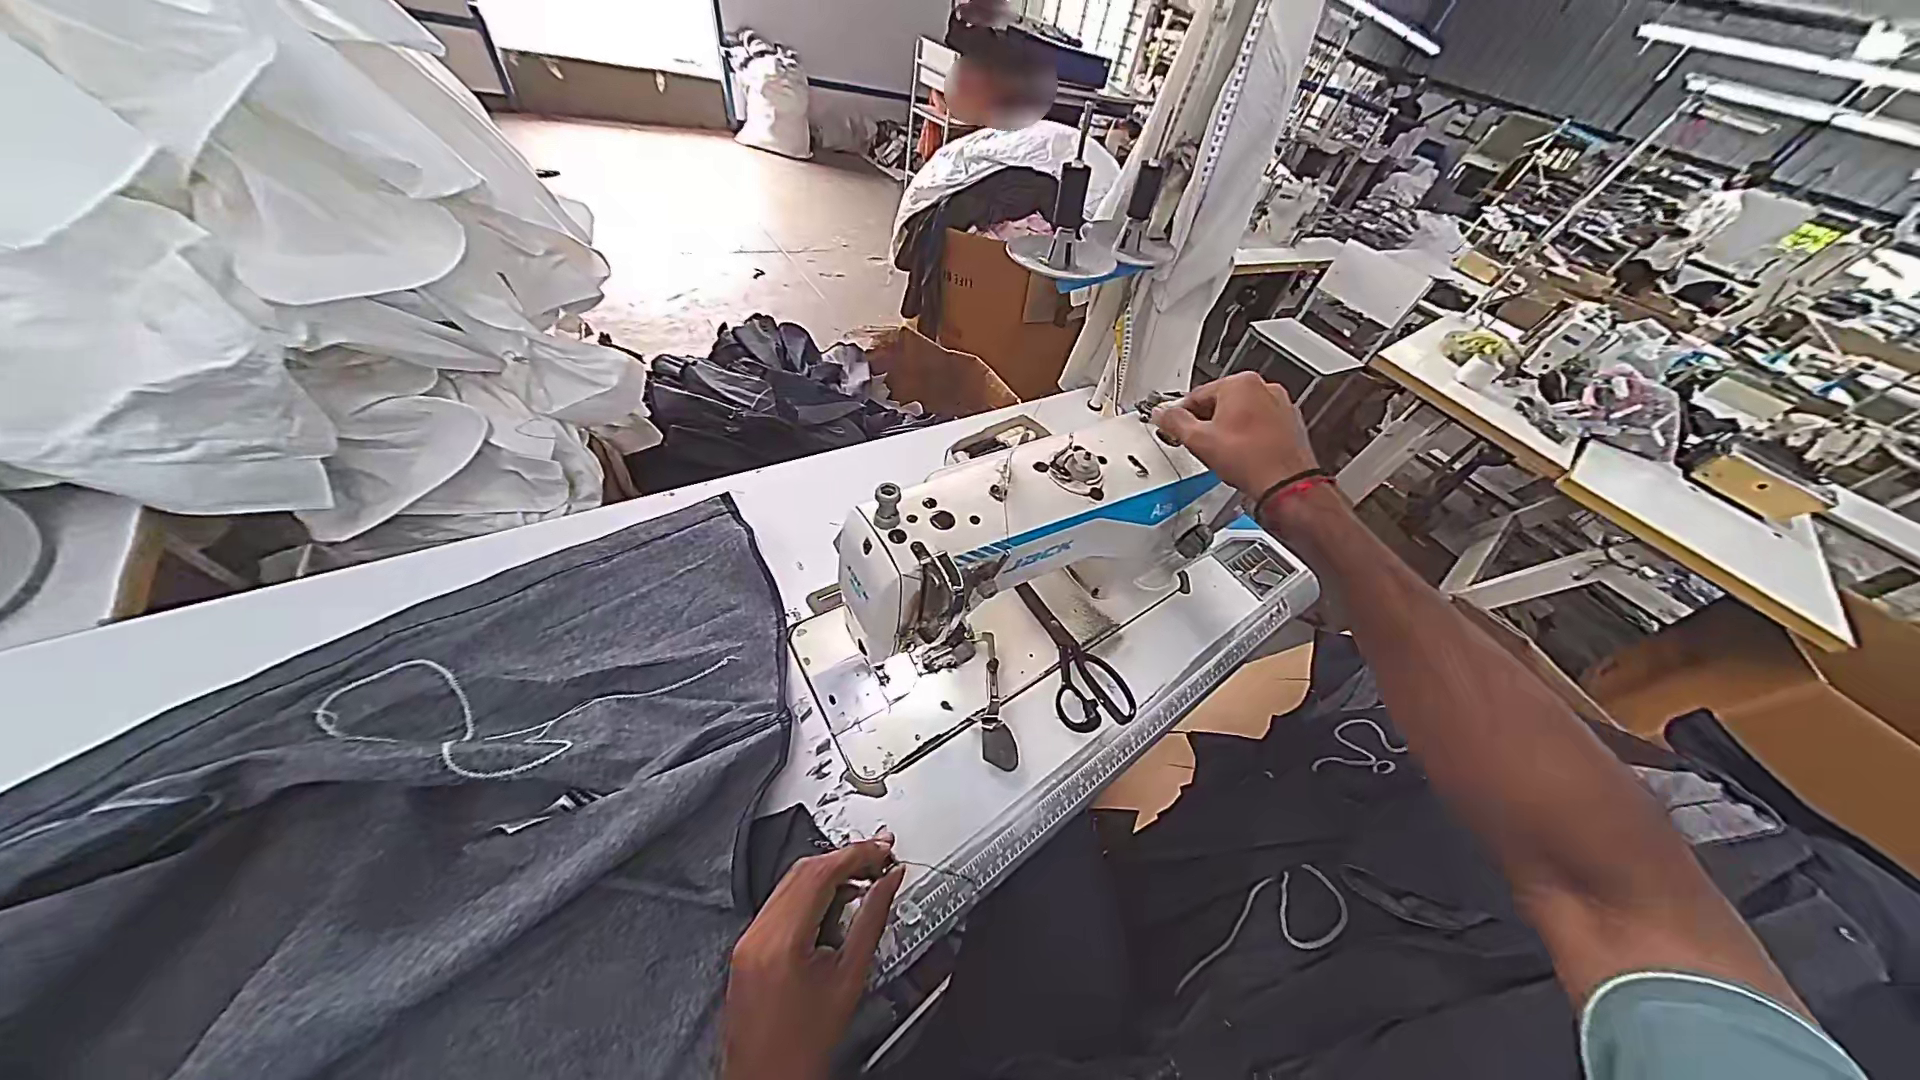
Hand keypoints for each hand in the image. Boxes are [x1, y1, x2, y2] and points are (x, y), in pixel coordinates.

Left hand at [722, 839, 904, 1079]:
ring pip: (791, 880)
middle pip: (805, 870)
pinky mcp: (746, 946)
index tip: (882, 848)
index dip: (858, 853)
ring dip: (828, 872)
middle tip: (877, 858)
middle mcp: (758, 933)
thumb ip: (872, 919)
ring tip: (862, 878)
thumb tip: (889, 881)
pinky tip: (833, 901)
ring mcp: (748, 939)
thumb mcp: (851, 977)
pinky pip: (780, 900)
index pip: (822, 872)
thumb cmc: (804, 1048)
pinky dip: (810, 891)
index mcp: (782, 940)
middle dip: (845, 858)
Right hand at [1153, 373, 1318, 497]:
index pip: (1196, 395)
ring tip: (1221, 452)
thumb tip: (1162, 415)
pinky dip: (1246, 436)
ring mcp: (1279, 404)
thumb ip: (1174, 422)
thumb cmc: (1250, 459)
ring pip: (1240, 413)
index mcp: (1241, 384)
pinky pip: (1258, 424)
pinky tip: (1239, 454)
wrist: (1284, 482)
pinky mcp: (1288, 422)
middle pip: (1219, 402)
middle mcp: (1263, 388)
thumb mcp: (1198, 440)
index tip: (1175, 427)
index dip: (1181, 414)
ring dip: (1226, 429)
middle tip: (1198, 443)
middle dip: (1206, 422)